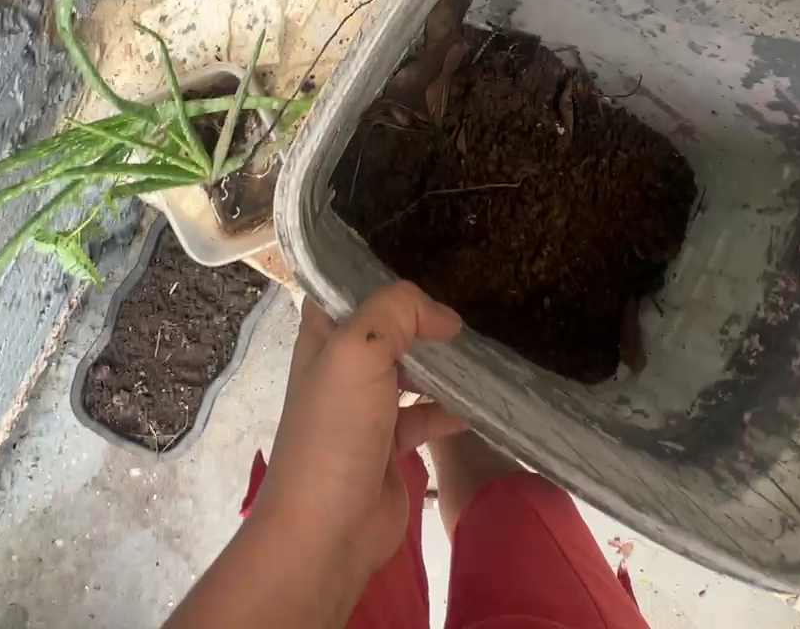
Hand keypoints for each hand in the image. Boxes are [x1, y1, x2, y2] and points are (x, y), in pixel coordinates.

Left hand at [253, 283, 466, 587]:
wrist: (327, 529)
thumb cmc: (336, 428)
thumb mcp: (360, 348)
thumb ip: (399, 311)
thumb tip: (445, 316)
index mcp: (323, 337)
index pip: (344, 289)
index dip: (377, 277)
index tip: (422, 269)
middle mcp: (341, 366)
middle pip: (384, 328)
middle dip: (419, 320)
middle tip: (461, 312)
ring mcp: (364, 407)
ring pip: (407, 370)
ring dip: (438, 364)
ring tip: (476, 352)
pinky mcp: (388, 445)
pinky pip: (423, 415)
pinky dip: (446, 409)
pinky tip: (473, 406)